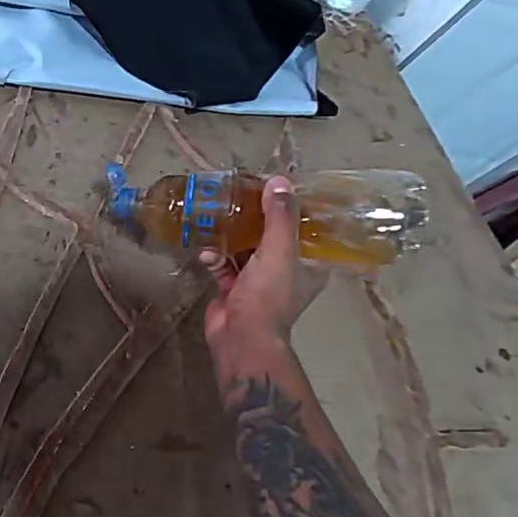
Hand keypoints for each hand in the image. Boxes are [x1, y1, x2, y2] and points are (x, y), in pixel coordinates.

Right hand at [201, 174, 327, 350]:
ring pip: (247, 249)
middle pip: (274, 237)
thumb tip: (279, 181)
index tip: (281, 189)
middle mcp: (287, 273)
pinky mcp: (233, 289)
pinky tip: (208, 252)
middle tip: (244, 194)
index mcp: (309, 267)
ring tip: (220, 216)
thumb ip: (279, 216)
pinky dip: (216, 258)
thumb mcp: (280, 250)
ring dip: (232, 236)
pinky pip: (225, 265)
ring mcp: (259, 282)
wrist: (240, 336)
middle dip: (258, 219)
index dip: (296, 210)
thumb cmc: (268, 294)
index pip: (308, 232)